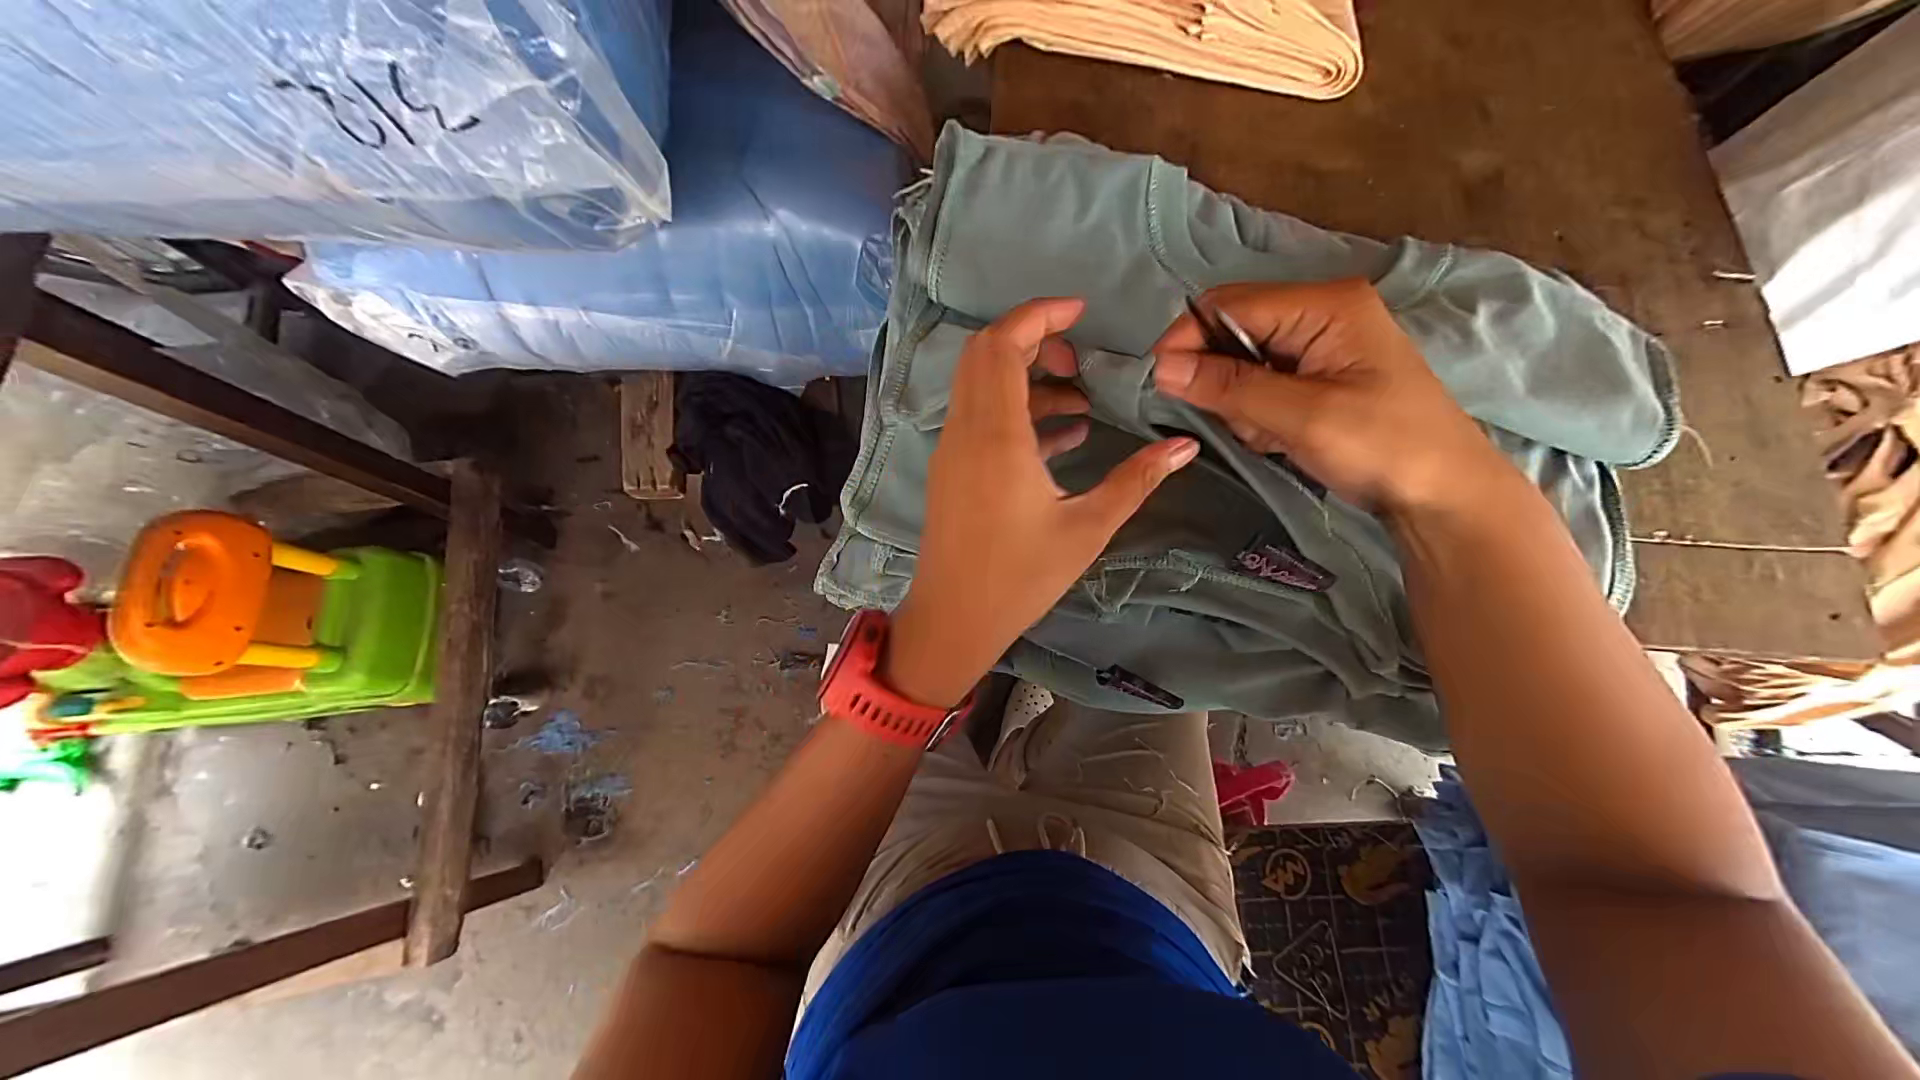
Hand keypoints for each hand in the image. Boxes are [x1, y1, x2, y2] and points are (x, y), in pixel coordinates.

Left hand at [882, 297, 1200, 707]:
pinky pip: (980, 419)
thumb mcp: (1086, 529)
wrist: (954, 619)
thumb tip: (1184, 446)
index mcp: (996, 436)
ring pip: (981, 386)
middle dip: (1033, 342)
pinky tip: (1060, 436)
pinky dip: (1015, 412)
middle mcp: (965, 431)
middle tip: (1081, 361)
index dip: (1038, 316)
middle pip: (985, 354)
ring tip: (1081, 403)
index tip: (1079, 310)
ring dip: (1028, 380)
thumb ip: (1135, 480)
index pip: (1002, 346)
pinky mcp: (952, 470)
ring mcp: (953, 450)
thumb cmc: (1020, 577)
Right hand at [1150, 279, 1512, 515]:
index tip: (1161, 382)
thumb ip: (1230, 387)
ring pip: (1240, 364)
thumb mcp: (1301, 417)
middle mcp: (1320, 314)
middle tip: (1241, 421)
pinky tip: (1280, 437)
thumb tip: (1161, 367)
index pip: (1230, 305)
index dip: (1187, 338)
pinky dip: (1255, 414)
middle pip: (1232, 332)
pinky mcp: (1315, 375)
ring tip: (1272, 435)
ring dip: (1240, 403)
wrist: (1442, 494)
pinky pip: (1259, 385)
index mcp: (1326, 305)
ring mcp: (1318, 346)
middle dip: (1221, 379)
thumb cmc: (1383, 447)